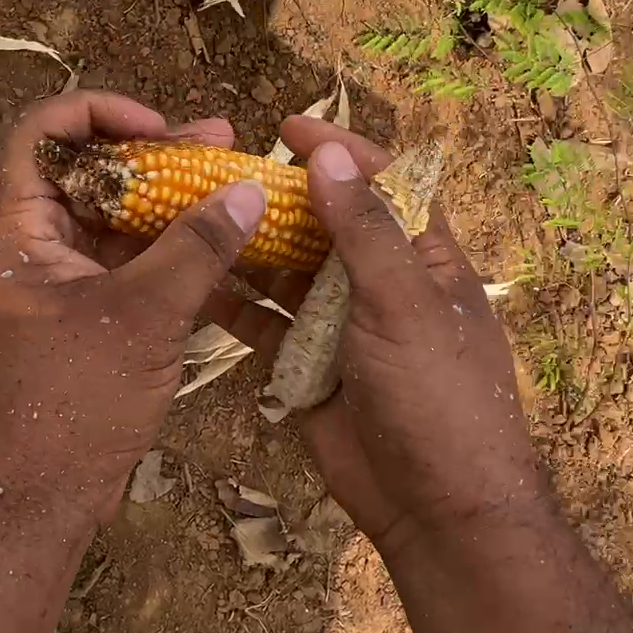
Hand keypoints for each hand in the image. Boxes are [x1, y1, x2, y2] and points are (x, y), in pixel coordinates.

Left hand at [0, 92, 267, 528]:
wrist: (38, 499)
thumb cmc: (73, 401)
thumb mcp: (140, 317)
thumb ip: (195, 249)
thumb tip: (248, 191)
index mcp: (18, 228)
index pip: (40, 133)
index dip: (96, 112)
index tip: (157, 125)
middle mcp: (34, 242)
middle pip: (90, 170)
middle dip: (156, 154)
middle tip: (218, 142)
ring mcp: (62, 278)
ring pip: (117, 217)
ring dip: (172, 200)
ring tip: (235, 182)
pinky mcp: (89, 311)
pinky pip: (131, 261)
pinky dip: (172, 248)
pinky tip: (224, 242)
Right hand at [201, 117, 545, 555]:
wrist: (432, 506)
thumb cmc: (436, 393)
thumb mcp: (404, 302)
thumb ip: (364, 228)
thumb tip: (330, 154)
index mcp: (419, 256)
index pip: (381, 184)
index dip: (338, 150)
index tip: (286, 127)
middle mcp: (375, 280)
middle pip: (322, 221)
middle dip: (279, 195)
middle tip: (222, 172)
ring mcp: (335, 320)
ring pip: (286, 268)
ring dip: (250, 244)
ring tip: (198, 213)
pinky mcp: (302, 358)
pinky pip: (262, 319)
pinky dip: (233, 300)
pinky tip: (196, 279)